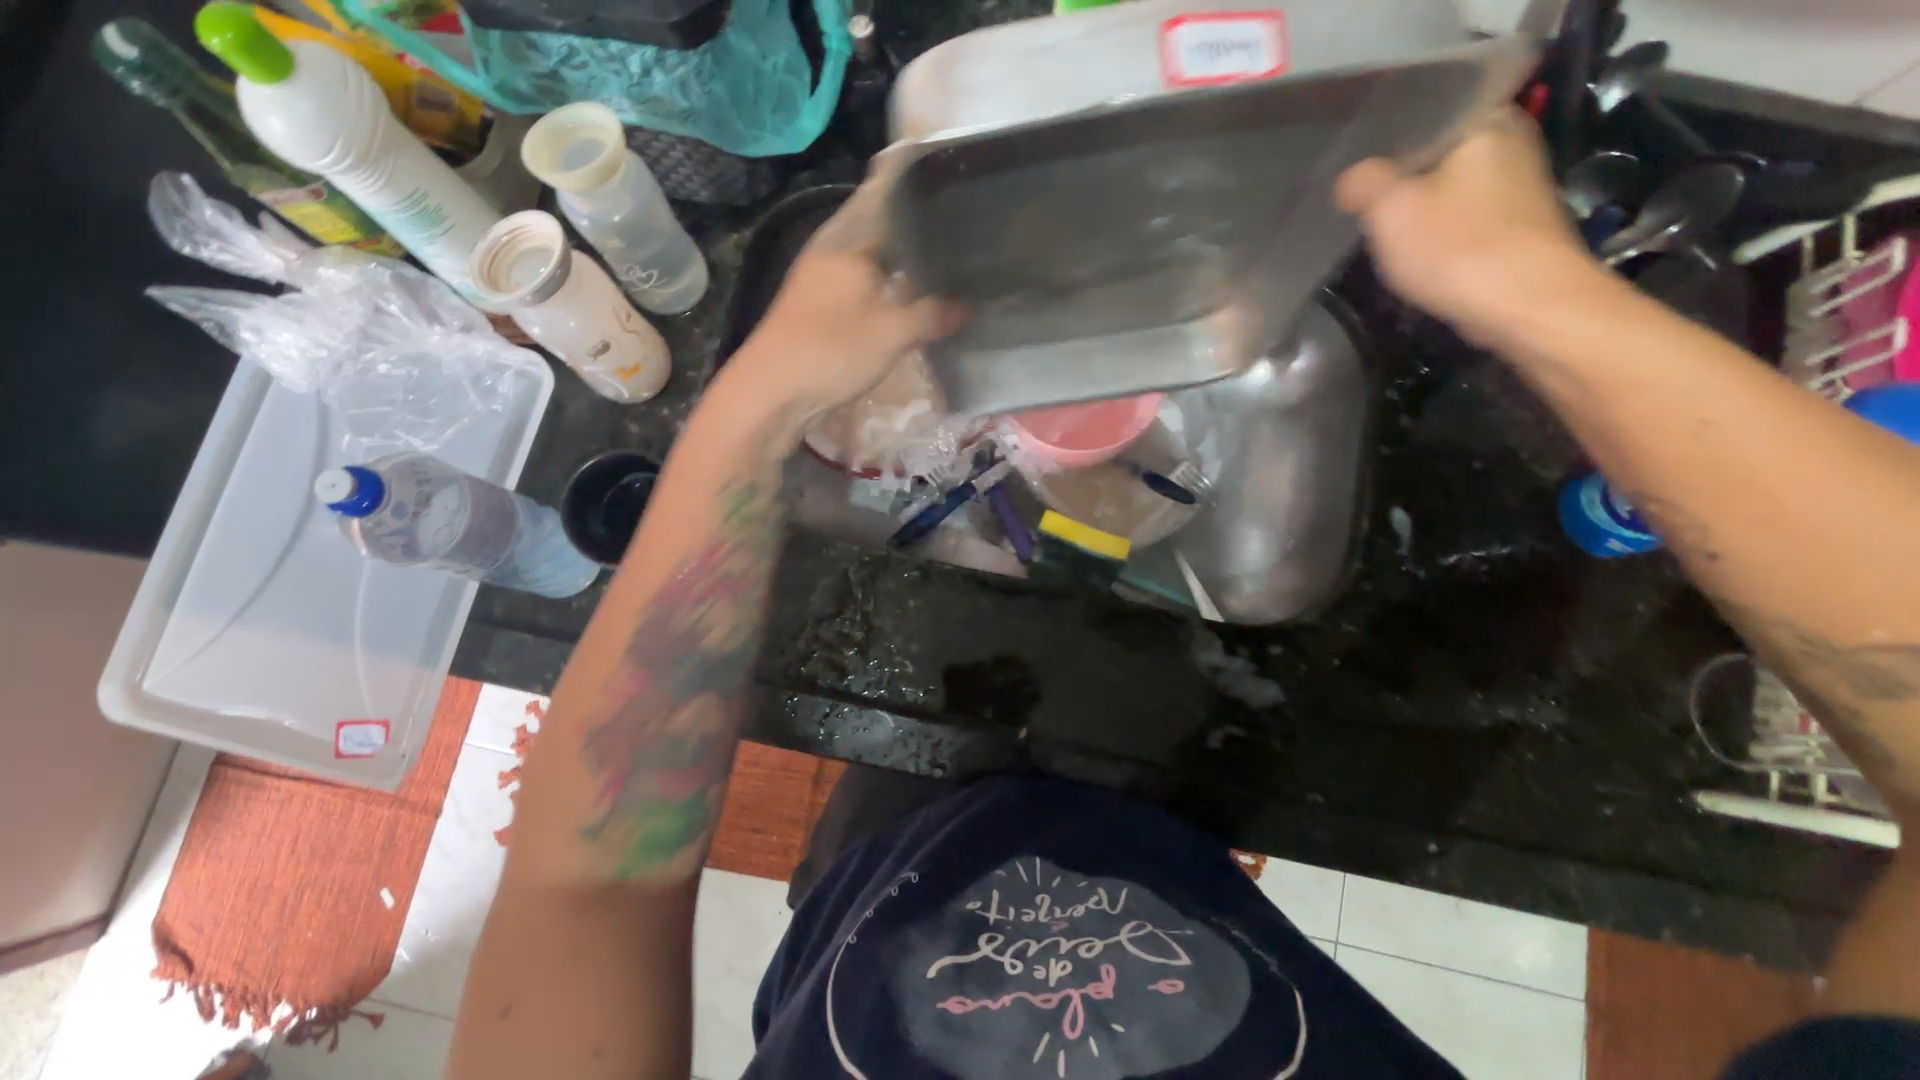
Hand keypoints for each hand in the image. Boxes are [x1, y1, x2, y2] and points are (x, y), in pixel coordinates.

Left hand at [728, 178, 965, 423]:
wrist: (772, 393)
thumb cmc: (833, 350)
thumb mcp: (893, 333)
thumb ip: (933, 314)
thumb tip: (968, 307)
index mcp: (847, 243)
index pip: (891, 211)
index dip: (924, 213)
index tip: (958, 216)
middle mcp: (830, 255)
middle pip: (880, 243)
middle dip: (915, 249)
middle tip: (960, 254)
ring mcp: (818, 285)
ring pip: (869, 271)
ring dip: (899, 277)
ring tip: (942, 282)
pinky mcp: (814, 314)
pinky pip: (858, 297)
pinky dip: (882, 300)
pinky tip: (905, 312)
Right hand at [1335, 108, 1597, 344]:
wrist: (1529, 307)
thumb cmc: (1458, 246)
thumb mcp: (1389, 209)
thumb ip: (1363, 182)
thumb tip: (1352, 179)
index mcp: (1487, 120)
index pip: (1430, 106)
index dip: (1387, 128)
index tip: (1354, 151)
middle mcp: (1511, 143)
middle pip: (1439, 150)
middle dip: (1402, 170)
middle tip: (1358, 191)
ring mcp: (1520, 188)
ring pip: (1451, 185)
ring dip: (1419, 204)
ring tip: (1378, 221)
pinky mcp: (1518, 229)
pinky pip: (1465, 217)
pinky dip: (1440, 230)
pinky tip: (1415, 250)